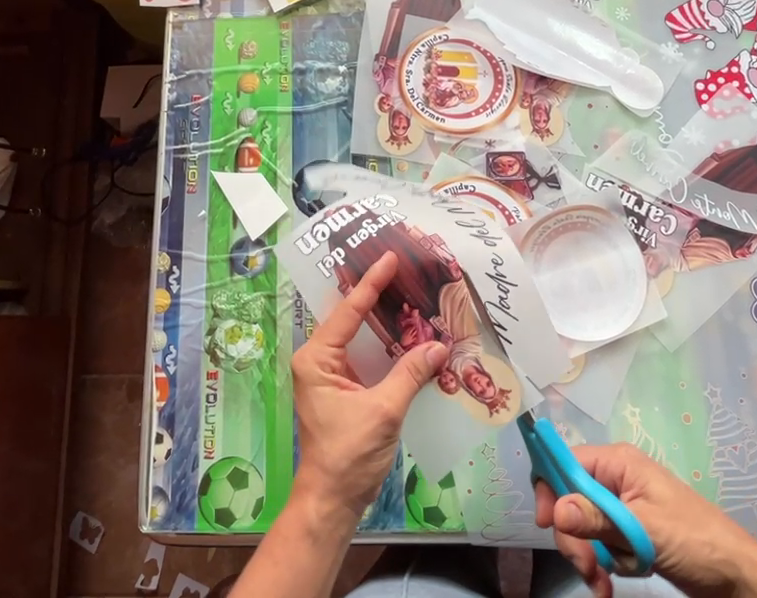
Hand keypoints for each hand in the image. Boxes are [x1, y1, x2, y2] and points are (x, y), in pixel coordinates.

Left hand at [290, 250, 446, 518]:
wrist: (333, 500)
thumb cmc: (349, 454)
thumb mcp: (383, 411)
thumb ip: (410, 374)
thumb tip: (439, 346)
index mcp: (317, 358)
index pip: (348, 311)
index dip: (371, 283)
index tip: (389, 257)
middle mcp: (319, 360)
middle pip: (351, 318)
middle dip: (376, 294)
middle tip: (402, 267)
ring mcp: (331, 374)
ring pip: (360, 337)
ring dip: (385, 320)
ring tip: (410, 292)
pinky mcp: (345, 388)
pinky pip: (367, 356)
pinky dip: (388, 345)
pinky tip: (411, 335)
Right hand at [534, 443, 756, 597]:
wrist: (737, 577)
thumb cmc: (695, 542)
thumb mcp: (644, 530)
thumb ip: (598, 519)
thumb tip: (556, 510)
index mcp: (619, 464)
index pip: (566, 462)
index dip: (549, 488)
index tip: (548, 524)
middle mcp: (616, 479)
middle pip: (570, 499)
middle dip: (573, 536)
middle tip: (586, 568)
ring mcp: (622, 506)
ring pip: (582, 525)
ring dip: (586, 556)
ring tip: (601, 584)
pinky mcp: (629, 531)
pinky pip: (598, 543)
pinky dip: (599, 564)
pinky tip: (608, 585)